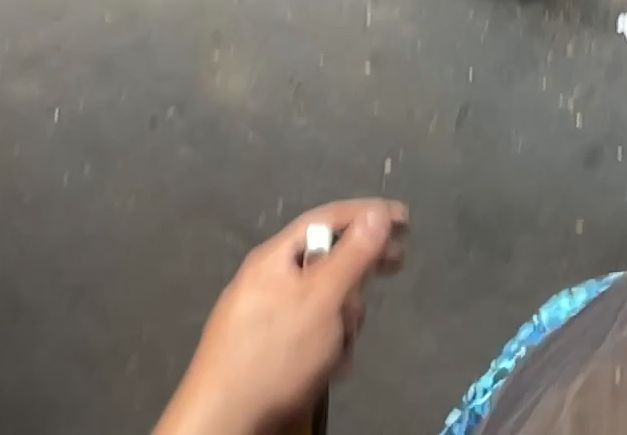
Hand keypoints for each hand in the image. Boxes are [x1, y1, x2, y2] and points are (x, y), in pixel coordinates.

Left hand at [155, 199, 409, 434]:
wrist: (221, 429)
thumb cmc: (275, 355)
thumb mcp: (323, 299)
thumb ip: (353, 253)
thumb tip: (377, 213)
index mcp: (276, 259)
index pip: (329, 218)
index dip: (370, 214)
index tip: (405, 220)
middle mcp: (269, 280)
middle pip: (329, 257)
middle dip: (360, 269)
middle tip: (395, 266)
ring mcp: (266, 316)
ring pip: (324, 297)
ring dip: (345, 314)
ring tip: (344, 340)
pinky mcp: (268, 349)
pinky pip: (311, 327)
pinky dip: (328, 339)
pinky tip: (331, 361)